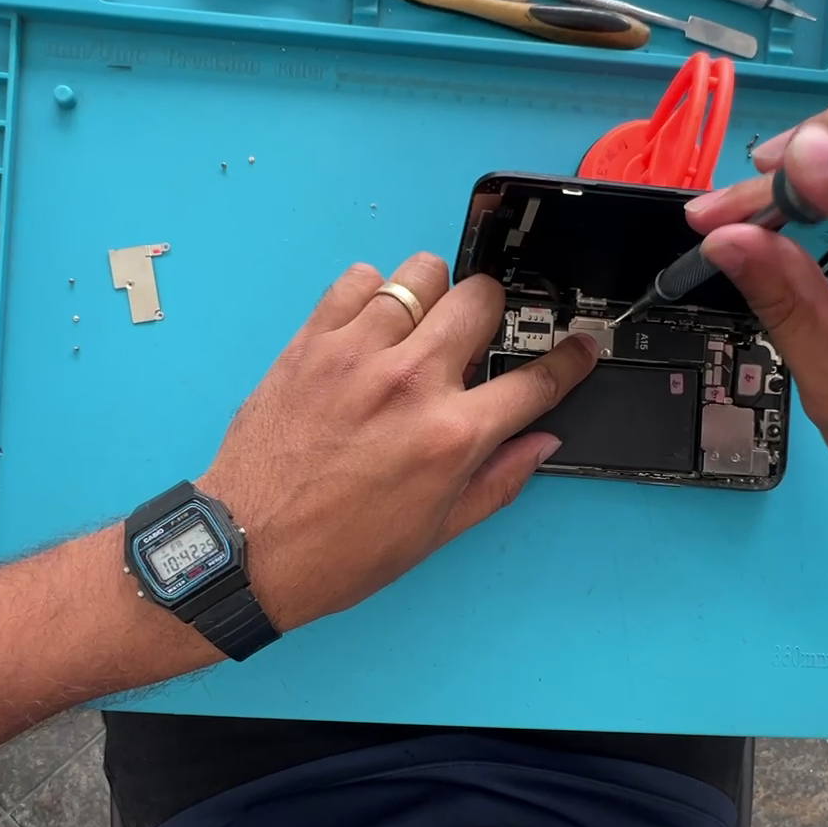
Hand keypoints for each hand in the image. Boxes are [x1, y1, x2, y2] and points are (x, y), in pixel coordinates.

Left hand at [199, 253, 597, 629]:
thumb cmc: (342, 553)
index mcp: (451, 437)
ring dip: (434, 296)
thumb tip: (542, 441)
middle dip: (494, 316)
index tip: (579, 349)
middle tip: (475, 343)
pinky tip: (368, 330)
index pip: (535, 382)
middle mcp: (411, 383)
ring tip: (418, 331)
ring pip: (422, 273)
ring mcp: (357, 355)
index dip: (570, 361)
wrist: (249, 550)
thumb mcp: (436, 531)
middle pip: (482, 300)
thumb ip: (498, 480)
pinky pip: (357, 280)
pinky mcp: (311, 342)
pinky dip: (372, 295)